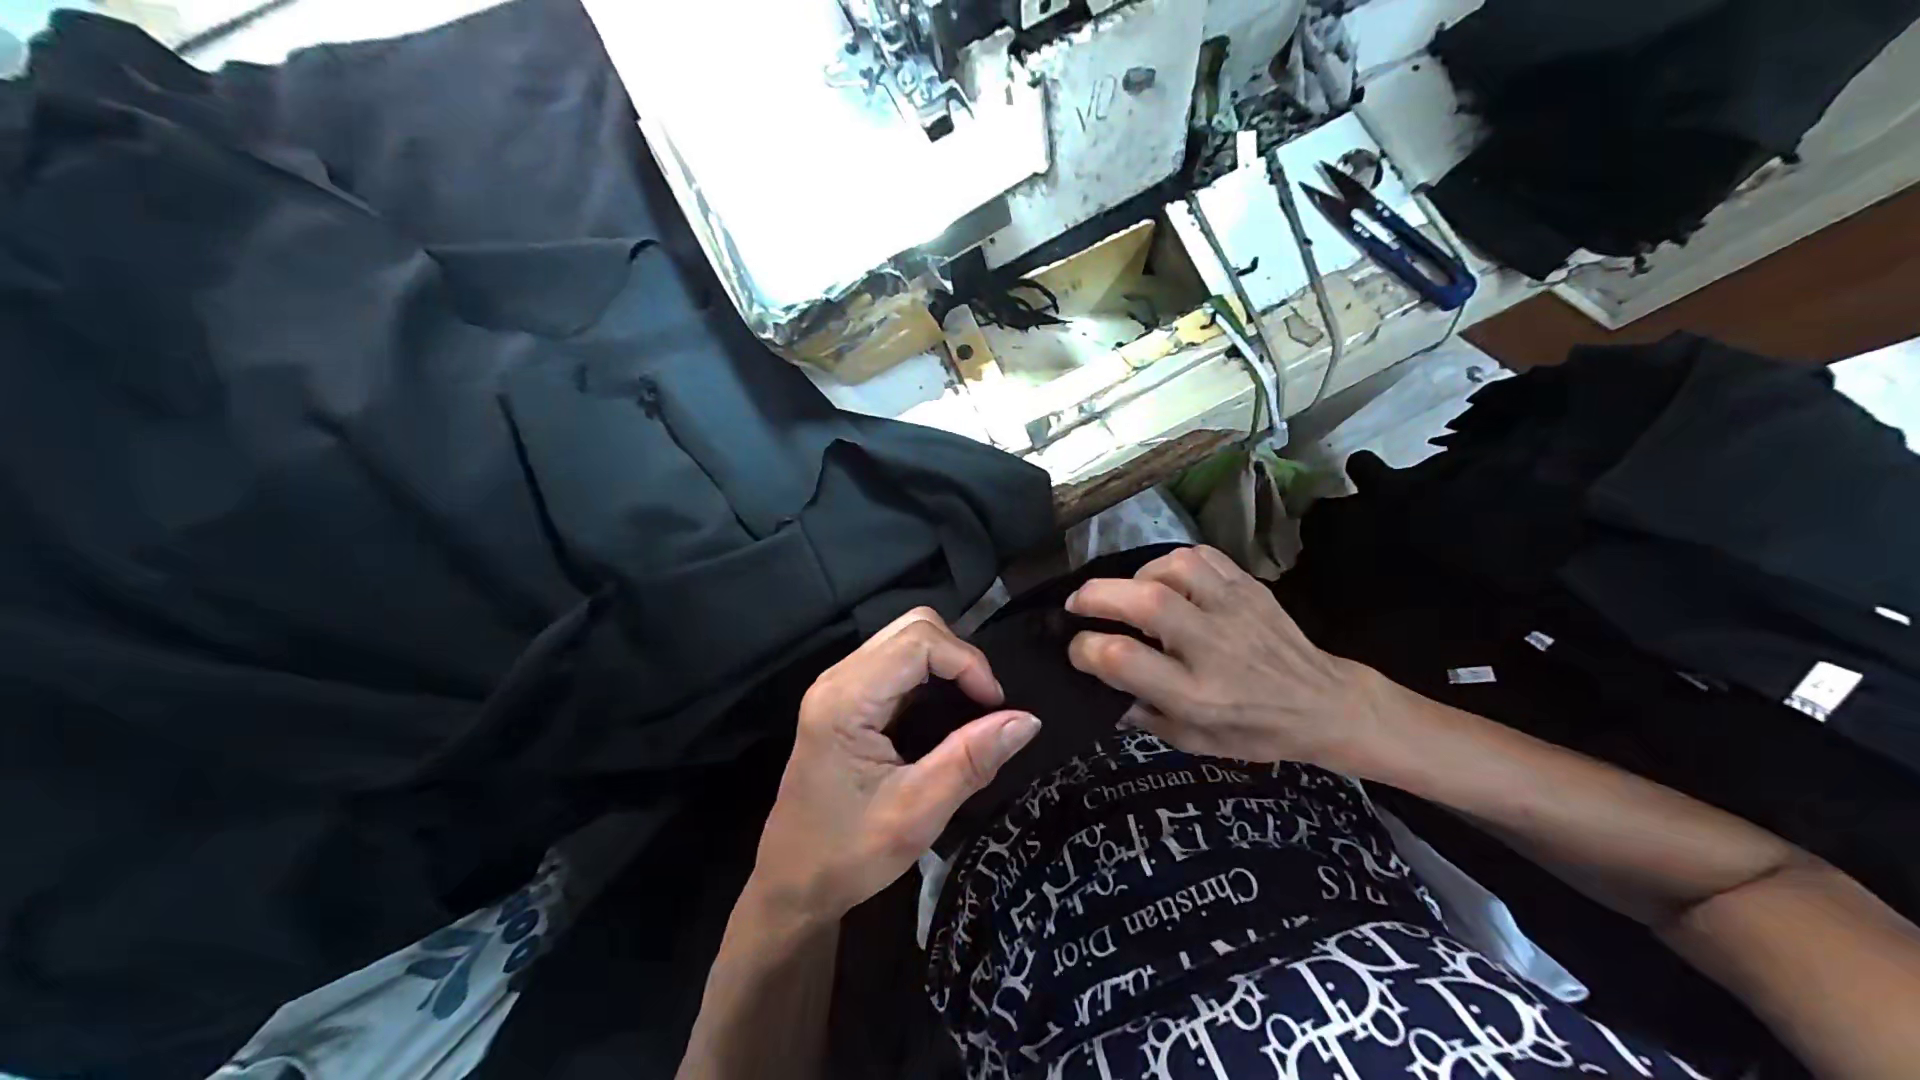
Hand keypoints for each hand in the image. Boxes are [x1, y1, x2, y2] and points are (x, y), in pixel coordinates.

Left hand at [751, 608, 1040, 922]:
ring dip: (946, 663)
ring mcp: (838, 685)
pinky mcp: (844, 697)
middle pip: (913, 627)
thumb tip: (1028, 720)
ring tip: (970, 708)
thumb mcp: (917, 812)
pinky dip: (930, 673)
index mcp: (846, 699)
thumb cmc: (848, 853)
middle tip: (984, 705)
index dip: (968, 662)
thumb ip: (972, 759)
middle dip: (959, 656)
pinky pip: (896, 661)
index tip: (995, 706)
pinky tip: (942, 712)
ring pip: (905, 638)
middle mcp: (838, 679)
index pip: (919, 641)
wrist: (792, 882)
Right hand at [1065, 545, 1384, 768]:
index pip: (1124, 659)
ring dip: (1137, 575)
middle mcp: (1212, 646)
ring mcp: (1234, 609)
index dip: (1086, 649)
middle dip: (1097, 596)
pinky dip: (1172, 563)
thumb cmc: (1254, 730)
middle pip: (1145, 603)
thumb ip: (1142, 714)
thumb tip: (1100, 681)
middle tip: (1076, 604)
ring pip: (1174, 568)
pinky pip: (1202, 556)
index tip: (1076, 649)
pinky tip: (1166, 581)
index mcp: (1196, 693)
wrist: (1325, 704)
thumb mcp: (1193, 740)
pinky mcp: (1249, 586)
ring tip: (1129, 592)